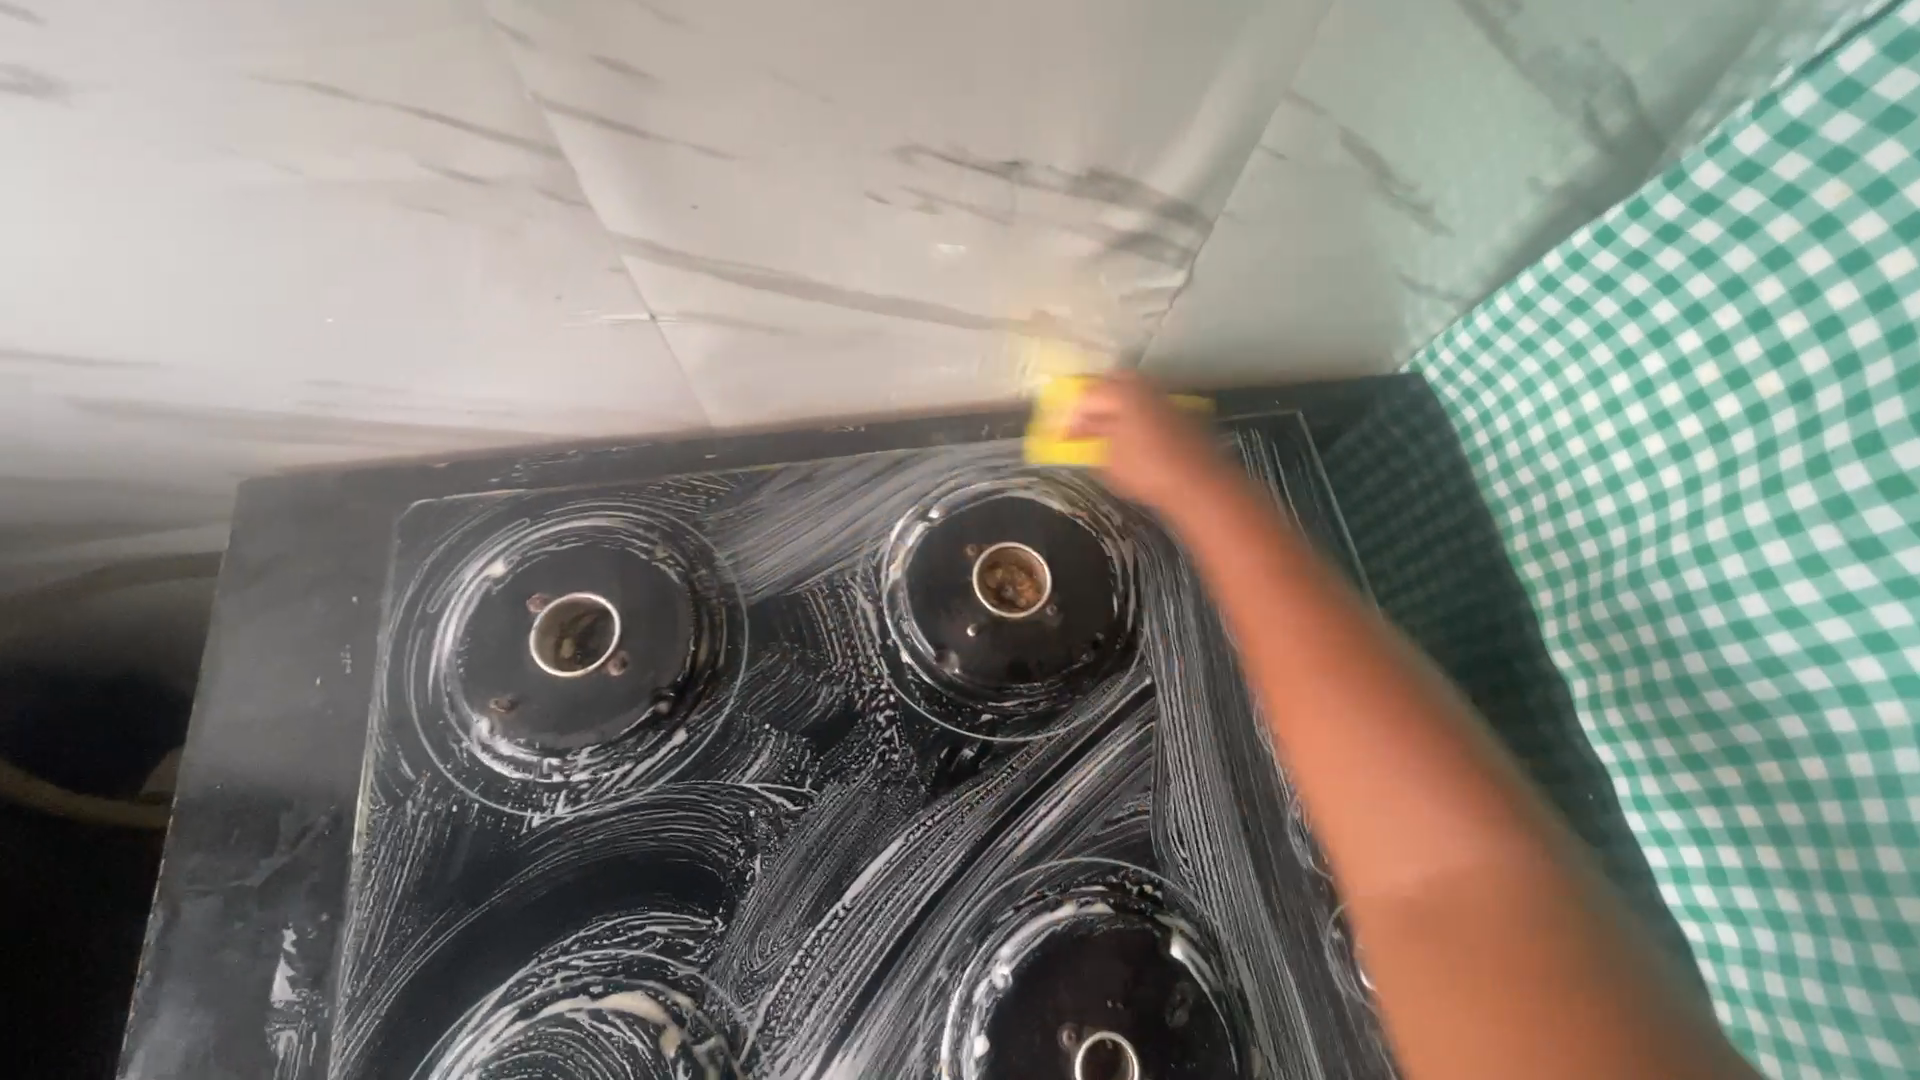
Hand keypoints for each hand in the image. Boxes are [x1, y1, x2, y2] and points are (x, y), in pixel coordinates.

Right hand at [1066, 372, 1229, 510]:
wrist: (1200, 483)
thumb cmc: (1147, 471)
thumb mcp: (1109, 463)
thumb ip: (1094, 445)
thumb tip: (1088, 437)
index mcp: (1122, 393)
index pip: (1087, 395)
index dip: (1072, 417)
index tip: (1064, 436)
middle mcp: (1145, 388)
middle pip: (1113, 382)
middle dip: (1096, 400)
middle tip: (1084, 421)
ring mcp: (1166, 400)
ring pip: (1135, 393)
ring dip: (1117, 408)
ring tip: (1106, 432)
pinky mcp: (1182, 416)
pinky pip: (1150, 408)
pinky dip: (1137, 418)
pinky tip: (1132, 439)